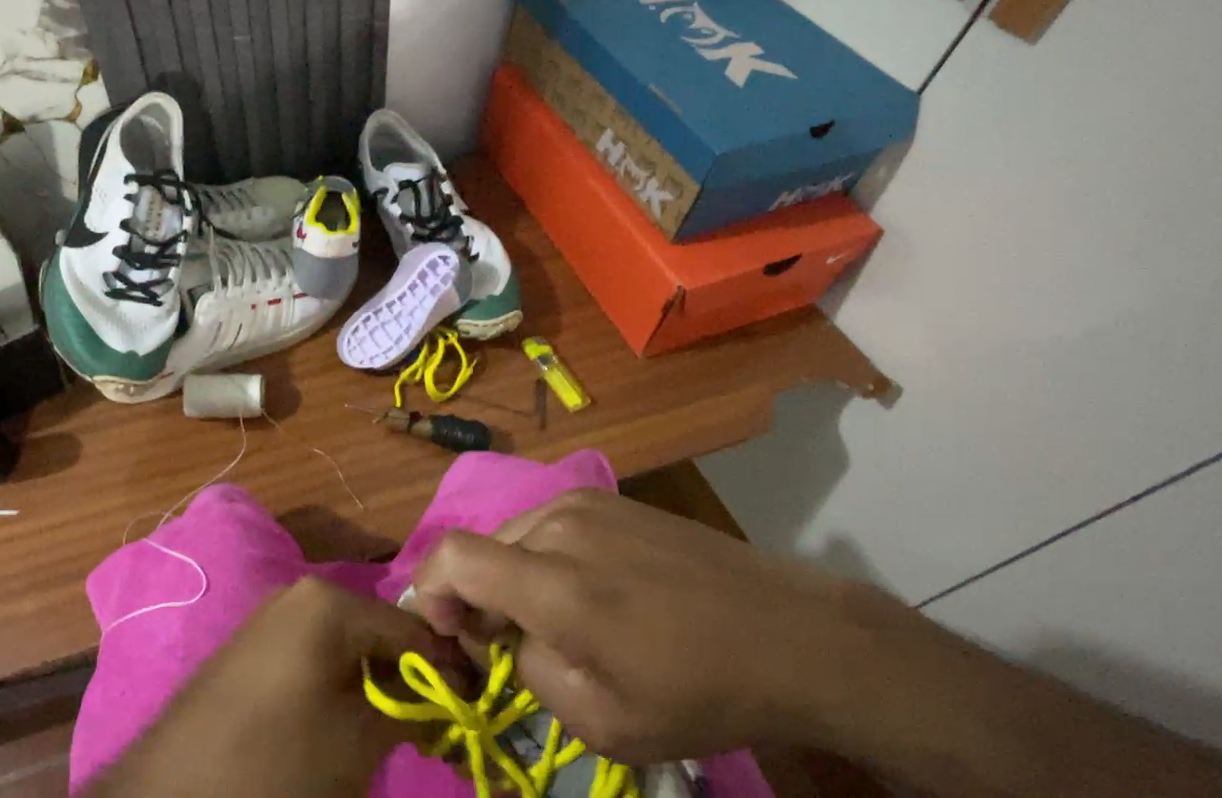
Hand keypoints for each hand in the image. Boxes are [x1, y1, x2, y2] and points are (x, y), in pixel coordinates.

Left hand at [85, 576, 454, 797]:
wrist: (173, 790)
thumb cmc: (277, 759)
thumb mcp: (359, 741)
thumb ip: (412, 710)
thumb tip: (446, 699)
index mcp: (329, 600)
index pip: (414, 626)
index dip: (449, 669)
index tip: (474, 708)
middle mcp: (301, 594)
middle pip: (379, 632)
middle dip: (411, 677)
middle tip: (434, 727)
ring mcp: (273, 619)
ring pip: (348, 646)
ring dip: (377, 685)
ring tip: (396, 730)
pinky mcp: (253, 649)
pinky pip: (316, 656)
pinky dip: (342, 685)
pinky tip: (349, 725)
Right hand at [411, 488, 908, 763]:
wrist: (793, 636)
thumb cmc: (699, 691)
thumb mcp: (603, 723)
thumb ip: (530, 671)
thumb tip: (511, 634)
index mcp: (553, 582)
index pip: (451, 557)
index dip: (429, 591)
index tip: (454, 634)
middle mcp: (559, 525)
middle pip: (480, 550)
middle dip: (479, 597)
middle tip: (515, 644)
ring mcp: (589, 502)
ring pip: (514, 536)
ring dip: (515, 577)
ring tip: (563, 620)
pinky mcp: (614, 498)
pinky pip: (551, 524)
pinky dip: (547, 557)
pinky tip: (596, 590)